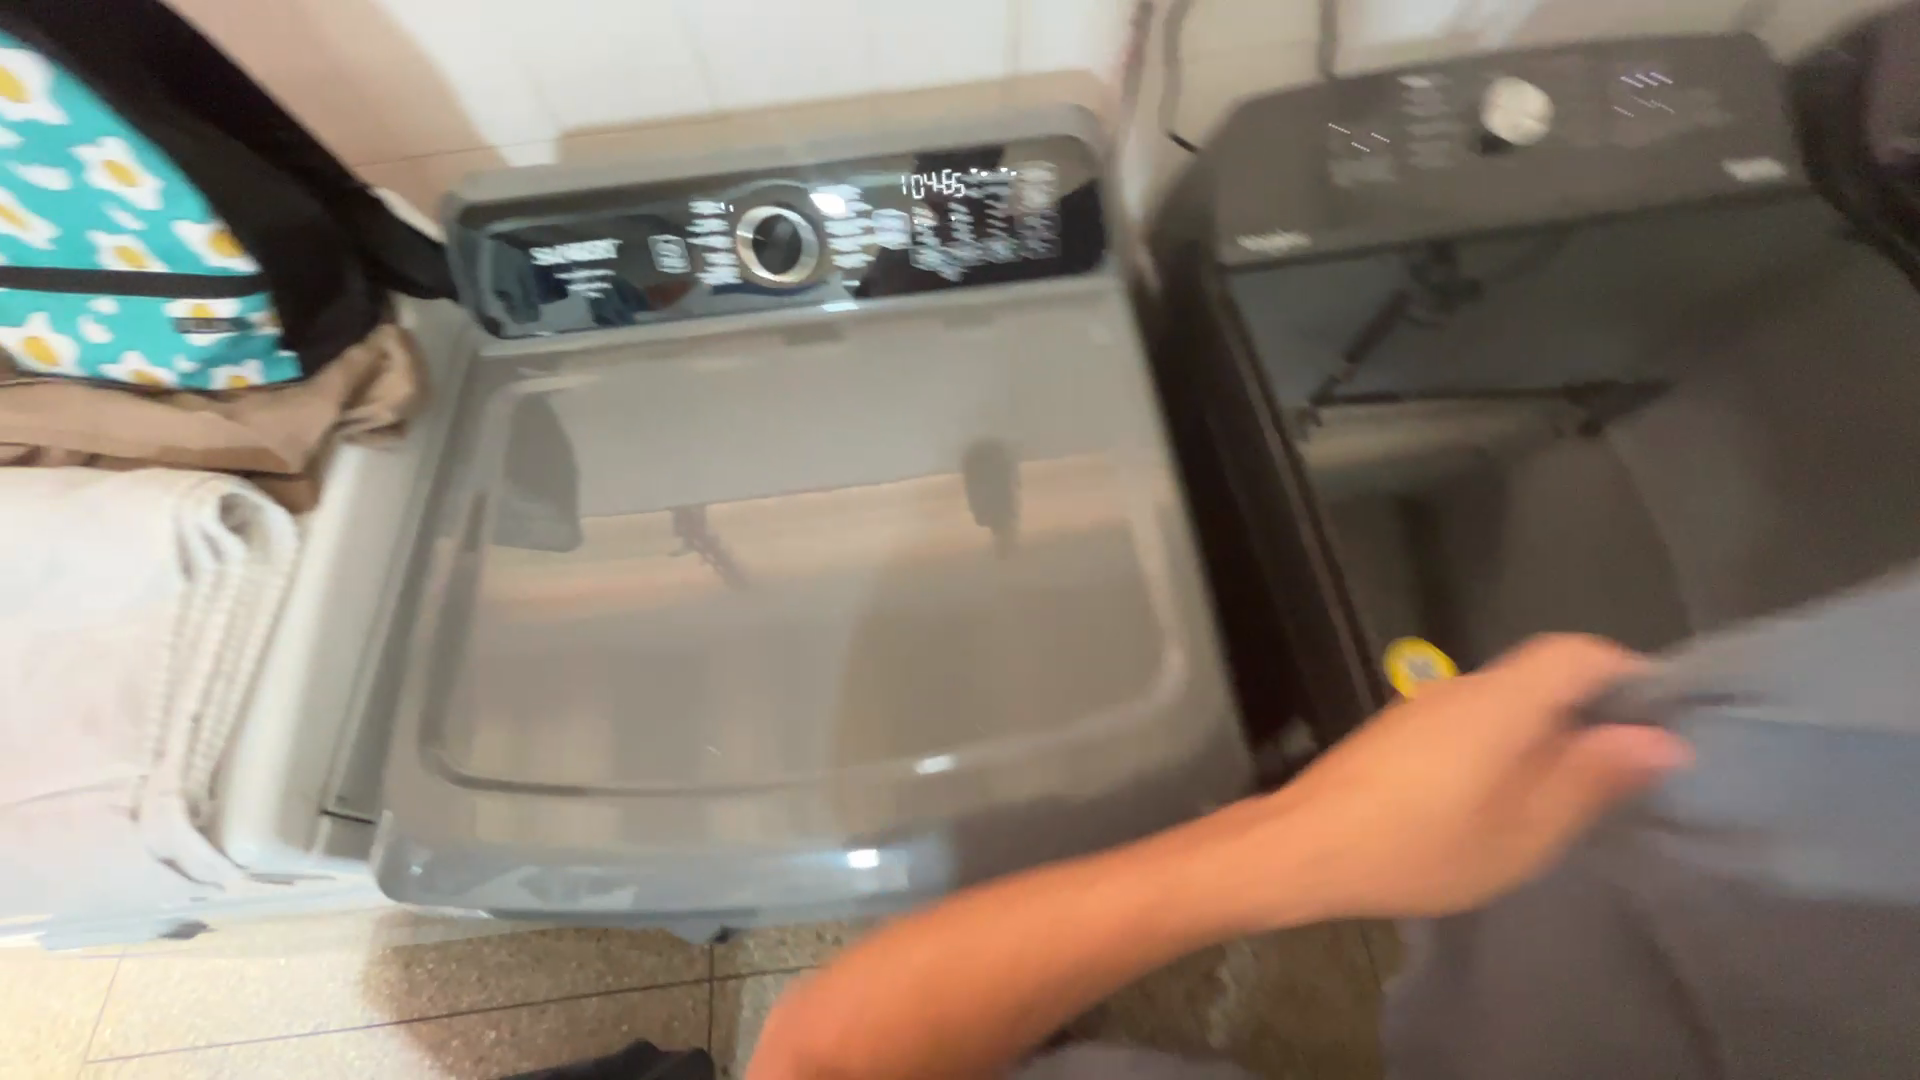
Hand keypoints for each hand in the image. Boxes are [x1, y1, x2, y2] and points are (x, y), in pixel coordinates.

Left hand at [1196, 634, 1691, 925]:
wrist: (1305, 844)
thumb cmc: (1419, 846)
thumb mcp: (1522, 829)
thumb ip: (1588, 777)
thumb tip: (1659, 738)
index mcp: (1495, 700)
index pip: (1574, 652)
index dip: (1628, 673)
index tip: (1668, 720)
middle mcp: (1455, 688)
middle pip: (1539, 674)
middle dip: (1593, 709)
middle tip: (1633, 769)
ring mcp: (1419, 706)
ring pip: (1503, 699)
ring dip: (1546, 730)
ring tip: (1580, 788)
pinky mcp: (1396, 729)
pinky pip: (1470, 718)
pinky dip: (1505, 740)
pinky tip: (1510, 791)